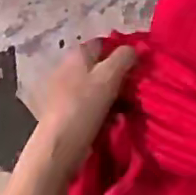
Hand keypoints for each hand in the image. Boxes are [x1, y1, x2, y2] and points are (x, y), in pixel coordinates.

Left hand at [34, 42, 136, 175]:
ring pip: (97, 87)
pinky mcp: (65, 114)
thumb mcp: (109, 76)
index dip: (122, 52)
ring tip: (128, 107)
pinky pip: (90, 105)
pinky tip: (114, 121)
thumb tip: (134, 49)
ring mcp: (64, 92)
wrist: (57, 151)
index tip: (138, 66)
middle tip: (136, 88)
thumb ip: (124, 57)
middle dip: (120, 76)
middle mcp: (68, 69)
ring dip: (114, 95)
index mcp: (77, 54)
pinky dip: (103, 110)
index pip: (104, 43)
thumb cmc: (83, 106)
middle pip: (101, 66)